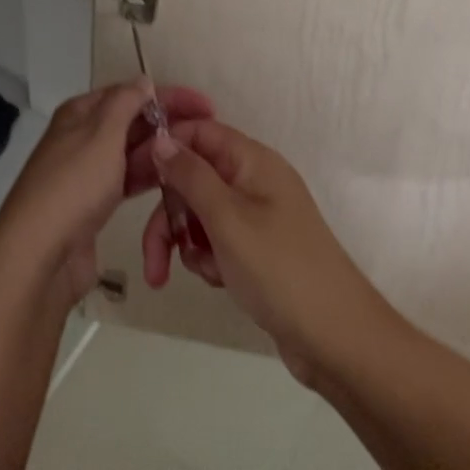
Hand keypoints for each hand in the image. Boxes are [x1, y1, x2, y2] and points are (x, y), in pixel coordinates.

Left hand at [0, 81, 214, 305]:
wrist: (40, 254)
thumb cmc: (73, 186)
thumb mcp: (101, 135)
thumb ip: (125, 104)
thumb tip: (144, 81)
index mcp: (80, 114)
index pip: (129, 93)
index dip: (167, 95)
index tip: (206, 106)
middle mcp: (82, 137)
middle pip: (132, 122)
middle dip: (168, 123)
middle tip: (210, 133)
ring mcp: (88, 172)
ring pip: (132, 153)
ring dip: (162, 151)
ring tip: (200, 157)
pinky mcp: (95, 203)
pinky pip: (129, 180)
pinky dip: (150, 177)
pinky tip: (177, 182)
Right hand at [142, 119, 385, 385]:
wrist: (335, 337)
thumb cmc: (279, 269)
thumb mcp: (226, 218)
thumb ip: (190, 175)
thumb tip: (161, 138)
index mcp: (252, 161)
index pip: (198, 132)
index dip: (165, 147)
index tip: (133, 175)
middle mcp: (254, 181)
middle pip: (193, 178)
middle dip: (169, 215)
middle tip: (155, 256)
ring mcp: (256, 216)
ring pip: (199, 214)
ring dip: (187, 242)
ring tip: (201, 273)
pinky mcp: (256, 248)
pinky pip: (216, 241)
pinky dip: (208, 258)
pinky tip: (218, 280)